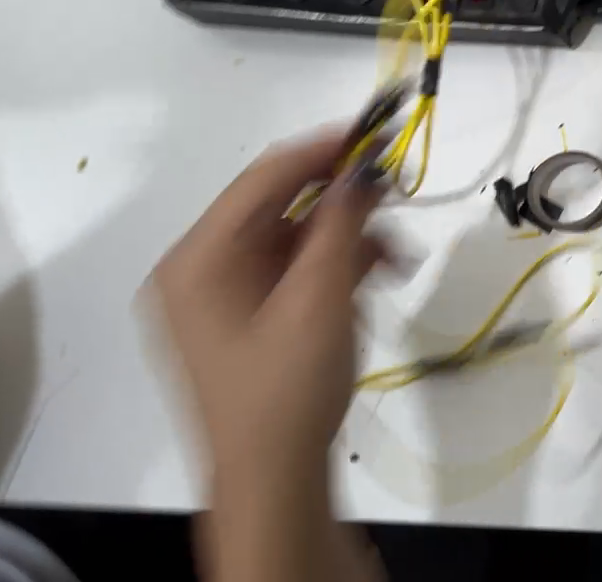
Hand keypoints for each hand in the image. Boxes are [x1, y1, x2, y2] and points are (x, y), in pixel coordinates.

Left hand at [150, 125, 386, 581]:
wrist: (272, 470)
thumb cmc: (289, 382)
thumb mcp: (321, 296)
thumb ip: (341, 222)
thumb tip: (366, 165)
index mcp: (200, 258)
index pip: (266, 176)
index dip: (326, 147)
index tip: (384, 130)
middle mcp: (205, 265)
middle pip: (283, 202)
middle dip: (346, 198)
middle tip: (401, 195)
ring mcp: (228, 288)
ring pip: (301, 231)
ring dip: (353, 233)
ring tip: (397, 257)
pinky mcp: (254, 308)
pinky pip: (302, 261)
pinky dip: (343, 259)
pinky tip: (379, 273)